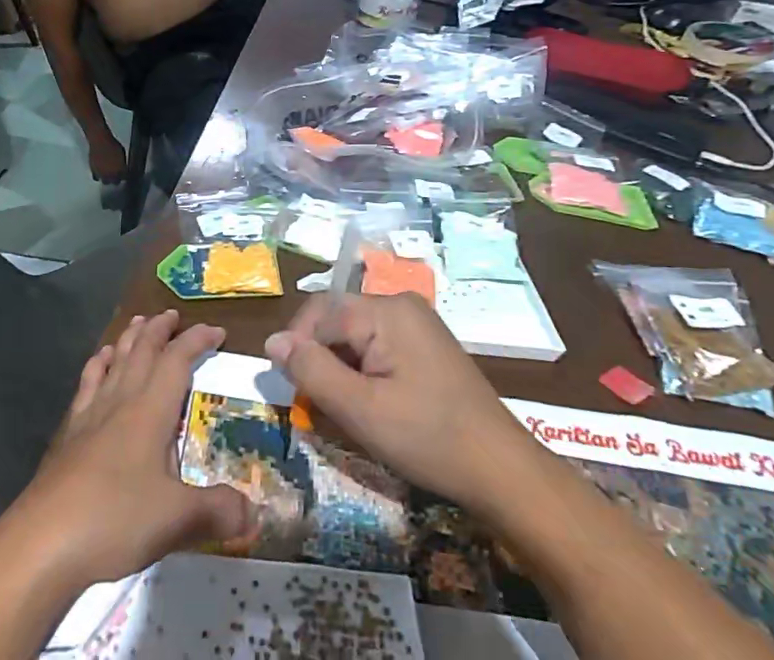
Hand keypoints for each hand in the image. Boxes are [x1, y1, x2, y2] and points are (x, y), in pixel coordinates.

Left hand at [12, 310, 254, 587]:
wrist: (41, 542)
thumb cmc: (114, 519)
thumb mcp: (177, 520)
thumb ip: (219, 511)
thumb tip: (256, 515)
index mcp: (149, 412)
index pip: (176, 362)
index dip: (197, 341)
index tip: (218, 331)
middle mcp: (120, 403)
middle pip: (141, 353)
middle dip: (159, 330)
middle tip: (172, 315)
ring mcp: (89, 416)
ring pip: (113, 363)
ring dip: (129, 340)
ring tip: (138, 323)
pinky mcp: (68, 434)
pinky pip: (87, 385)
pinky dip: (97, 366)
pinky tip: (99, 363)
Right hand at [87, 134, 128, 183]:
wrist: (100, 141)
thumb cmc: (113, 144)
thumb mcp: (122, 153)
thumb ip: (122, 163)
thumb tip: (123, 167)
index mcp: (120, 170)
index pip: (125, 178)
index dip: (125, 176)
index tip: (125, 174)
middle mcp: (111, 174)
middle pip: (115, 182)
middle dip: (116, 179)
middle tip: (117, 174)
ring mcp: (102, 174)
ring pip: (105, 182)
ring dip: (107, 179)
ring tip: (108, 174)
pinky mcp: (93, 171)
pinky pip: (97, 177)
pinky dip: (99, 176)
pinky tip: (100, 173)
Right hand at [265, 293, 529, 508]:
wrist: (502, 470)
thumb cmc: (427, 437)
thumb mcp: (358, 408)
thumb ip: (311, 369)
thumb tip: (272, 340)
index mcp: (386, 309)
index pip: (318, 314)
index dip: (299, 351)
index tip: (300, 394)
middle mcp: (400, 304)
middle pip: (336, 323)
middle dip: (321, 363)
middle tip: (323, 409)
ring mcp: (417, 324)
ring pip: (354, 338)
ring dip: (341, 372)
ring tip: (349, 412)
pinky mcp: (425, 345)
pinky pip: (376, 348)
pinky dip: (363, 374)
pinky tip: (373, 407)